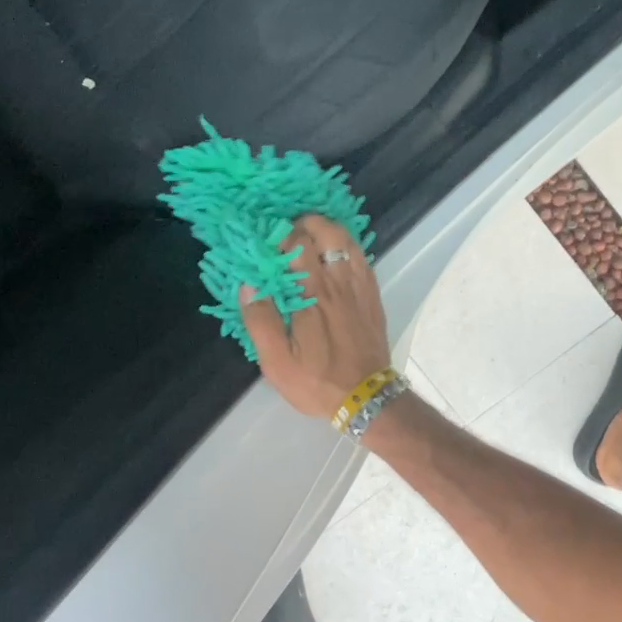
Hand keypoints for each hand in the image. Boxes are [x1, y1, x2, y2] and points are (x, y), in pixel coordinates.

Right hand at [242, 215, 392, 419]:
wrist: (367, 397)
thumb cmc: (317, 381)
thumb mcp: (277, 362)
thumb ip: (261, 322)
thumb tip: (249, 285)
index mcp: (312, 295)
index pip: (298, 244)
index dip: (280, 235)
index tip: (265, 243)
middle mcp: (338, 282)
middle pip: (326, 231)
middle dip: (303, 224)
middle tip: (286, 235)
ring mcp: (359, 286)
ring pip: (346, 239)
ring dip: (326, 231)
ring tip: (308, 239)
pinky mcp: (372, 294)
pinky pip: (361, 256)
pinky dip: (345, 246)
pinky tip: (332, 255)